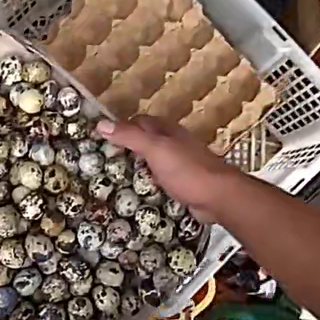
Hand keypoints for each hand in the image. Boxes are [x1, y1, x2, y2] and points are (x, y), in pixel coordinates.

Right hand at [97, 116, 244, 222]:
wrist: (217, 196)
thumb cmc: (186, 169)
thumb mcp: (155, 149)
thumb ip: (130, 136)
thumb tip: (101, 123)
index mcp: (167, 131)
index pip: (139, 122)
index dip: (121, 127)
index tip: (101, 139)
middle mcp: (174, 144)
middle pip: (146, 141)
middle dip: (128, 148)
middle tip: (105, 161)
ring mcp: (180, 164)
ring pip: (153, 161)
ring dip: (138, 166)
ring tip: (116, 178)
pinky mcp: (183, 183)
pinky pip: (161, 179)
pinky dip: (149, 183)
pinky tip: (140, 192)